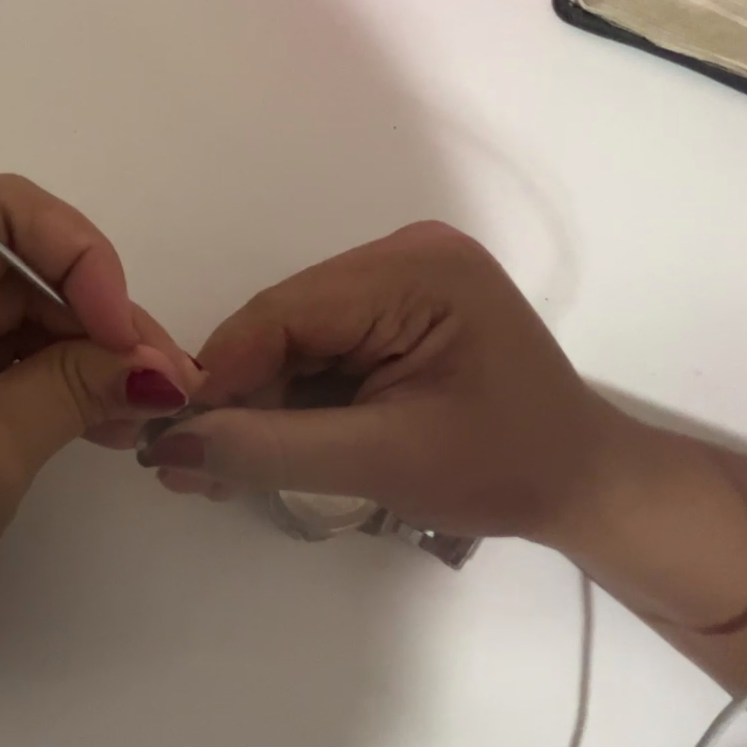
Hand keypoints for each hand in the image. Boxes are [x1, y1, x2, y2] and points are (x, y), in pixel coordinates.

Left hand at [0, 175, 198, 683]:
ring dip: (83, 360)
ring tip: (143, 415)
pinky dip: (52, 387)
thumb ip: (75, 388)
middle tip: (165, 383)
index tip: (121, 330)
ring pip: (18, 319)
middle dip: (96, 321)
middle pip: (18, 269)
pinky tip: (103, 424)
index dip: (75, 253)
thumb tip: (159, 367)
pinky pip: (1, 361)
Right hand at [139, 222, 628, 542]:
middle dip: (235, 400)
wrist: (582, 486)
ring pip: (283, 346)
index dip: (219, 375)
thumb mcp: (380, 462)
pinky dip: (281, 406)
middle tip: (191, 468)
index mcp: (414, 271)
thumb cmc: (503, 470)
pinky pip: (307, 357)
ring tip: (219, 471)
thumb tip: (164, 449)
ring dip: (251, 409)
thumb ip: (268, 451)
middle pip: (277, 328)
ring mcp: (390, 287)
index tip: (173, 440)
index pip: (282, 313)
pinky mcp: (384, 318)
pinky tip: (260, 448)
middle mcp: (397, 260)